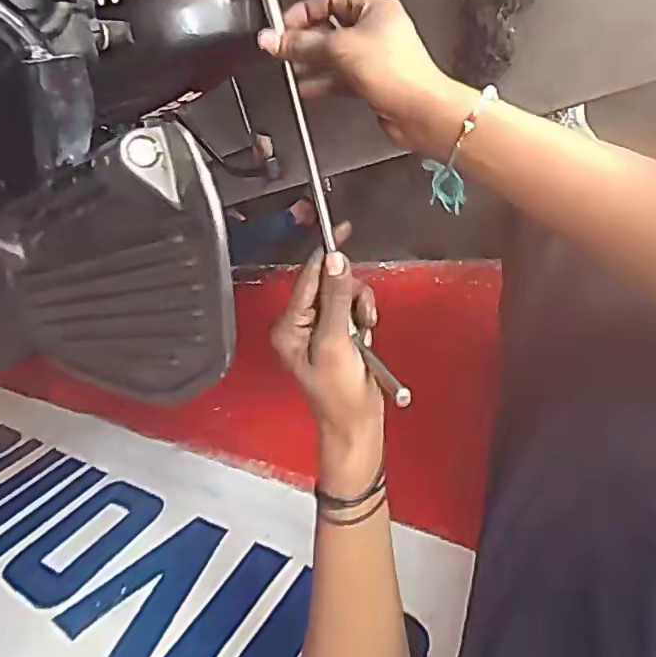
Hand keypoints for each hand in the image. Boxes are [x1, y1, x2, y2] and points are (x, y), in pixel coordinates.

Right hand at [257, 0, 475, 156]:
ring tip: (289, 67)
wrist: (420, 110)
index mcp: (375, 8)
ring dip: (311, 61)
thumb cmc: (397, 72)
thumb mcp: (340, 48)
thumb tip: (274, 39)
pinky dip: (323, 81)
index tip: (283, 26)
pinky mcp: (372, 80)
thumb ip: (303, 43)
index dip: (305, 11)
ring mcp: (374, 56)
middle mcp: (376, 29)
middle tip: (281, 48)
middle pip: (330, 28)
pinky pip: (341, 76)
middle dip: (304, 39)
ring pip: (334, 54)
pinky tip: (306, 86)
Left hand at [270, 247, 385, 489]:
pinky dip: (364, 317)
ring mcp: (321, 328)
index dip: (326, 254)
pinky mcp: (339, 333)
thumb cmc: (340, 391)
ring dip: (360, 307)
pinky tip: (366, 336)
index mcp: (289, 325)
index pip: (308, 277)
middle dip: (350, 293)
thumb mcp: (336, 341)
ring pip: (345, 294)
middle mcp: (301, 323)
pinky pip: (354, 308)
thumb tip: (336, 259)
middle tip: (361, 316)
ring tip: (364, 332)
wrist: (358, 425)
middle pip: (330, 283)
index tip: (342, 230)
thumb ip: (337, 297)